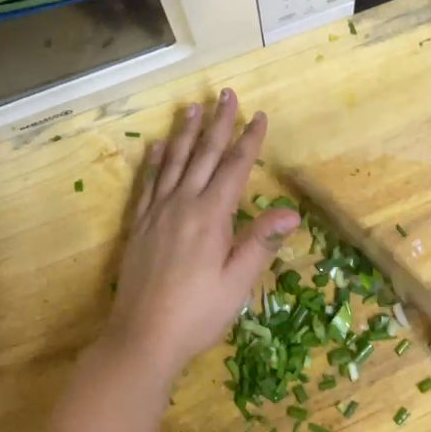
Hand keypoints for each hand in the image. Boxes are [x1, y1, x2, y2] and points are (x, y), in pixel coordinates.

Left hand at [46, 90, 296, 431]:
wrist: (142, 337)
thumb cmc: (198, 313)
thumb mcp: (237, 283)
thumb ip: (260, 241)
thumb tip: (291, 210)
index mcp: (211, 215)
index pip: (235, 168)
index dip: (249, 140)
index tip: (258, 115)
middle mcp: (183, 203)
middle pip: (204, 154)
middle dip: (218, 122)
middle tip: (225, 93)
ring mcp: (157, 211)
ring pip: (174, 161)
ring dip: (185, 132)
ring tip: (192, 107)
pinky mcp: (139, 224)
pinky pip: (148, 182)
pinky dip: (154, 161)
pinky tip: (156, 147)